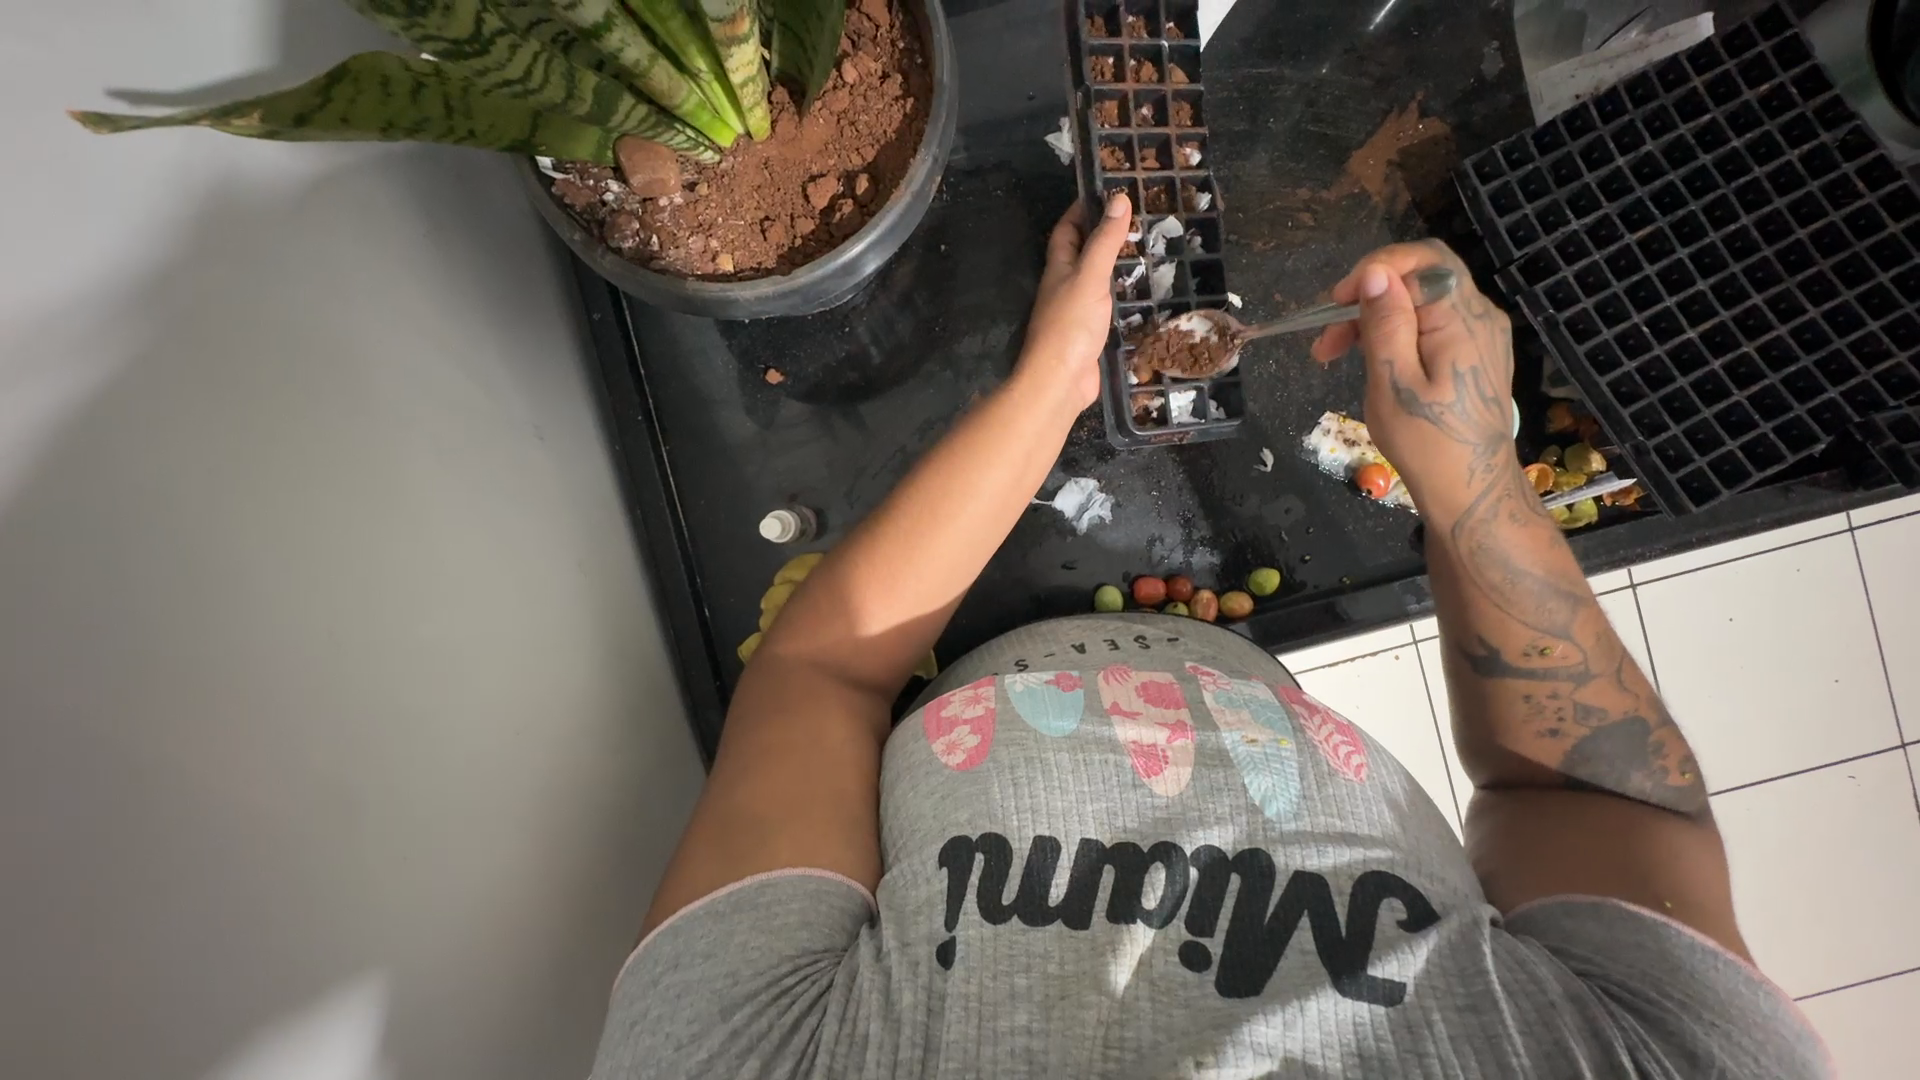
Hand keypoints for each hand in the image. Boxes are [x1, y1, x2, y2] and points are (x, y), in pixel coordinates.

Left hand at [1017, 193, 1132, 409]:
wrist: (1060, 381)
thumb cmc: (1070, 325)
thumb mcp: (1090, 277)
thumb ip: (1105, 242)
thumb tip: (1118, 199)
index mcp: (1058, 269)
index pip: (1065, 230)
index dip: (1080, 210)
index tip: (1104, 193)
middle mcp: (1063, 288)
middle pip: (1079, 254)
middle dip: (1100, 235)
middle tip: (1133, 220)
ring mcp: (1075, 313)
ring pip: (1093, 281)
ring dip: (1112, 267)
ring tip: (1143, 251)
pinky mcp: (1088, 335)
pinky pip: (1104, 308)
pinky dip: (1118, 297)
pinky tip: (1137, 294)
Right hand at [1309, 241, 1518, 524]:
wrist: (1469, 487)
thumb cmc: (1426, 442)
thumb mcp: (1393, 384)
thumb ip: (1386, 325)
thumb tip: (1375, 274)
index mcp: (1461, 320)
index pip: (1422, 261)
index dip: (1374, 271)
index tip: (1334, 305)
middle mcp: (1479, 316)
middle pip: (1421, 277)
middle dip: (1368, 294)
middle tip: (1327, 337)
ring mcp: (1480, 334)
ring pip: (1422, 301)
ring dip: (1374, 317)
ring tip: (1333, 354)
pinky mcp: (1473, 353)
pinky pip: (1431, 324)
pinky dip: (1395, 332)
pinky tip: (1371, 360)